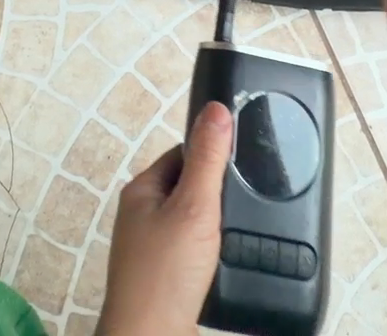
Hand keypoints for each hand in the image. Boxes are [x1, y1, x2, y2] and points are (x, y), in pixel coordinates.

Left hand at [97, 102, 233, 334]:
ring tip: (239, 231)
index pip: (181, 155)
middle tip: (245, 200)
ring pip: (191, 222)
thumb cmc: (166, 271)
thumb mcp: (194, 206)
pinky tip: (226, 259)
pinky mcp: (163, 278)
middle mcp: (141, 216)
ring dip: (215, 225)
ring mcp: (150, 249)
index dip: (211, 155)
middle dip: (215, 193)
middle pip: (187, 188)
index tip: (242, 162)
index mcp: (142, 191)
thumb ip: (208, 160)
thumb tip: (216, 108)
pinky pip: (191, 251)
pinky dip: (210, 252)